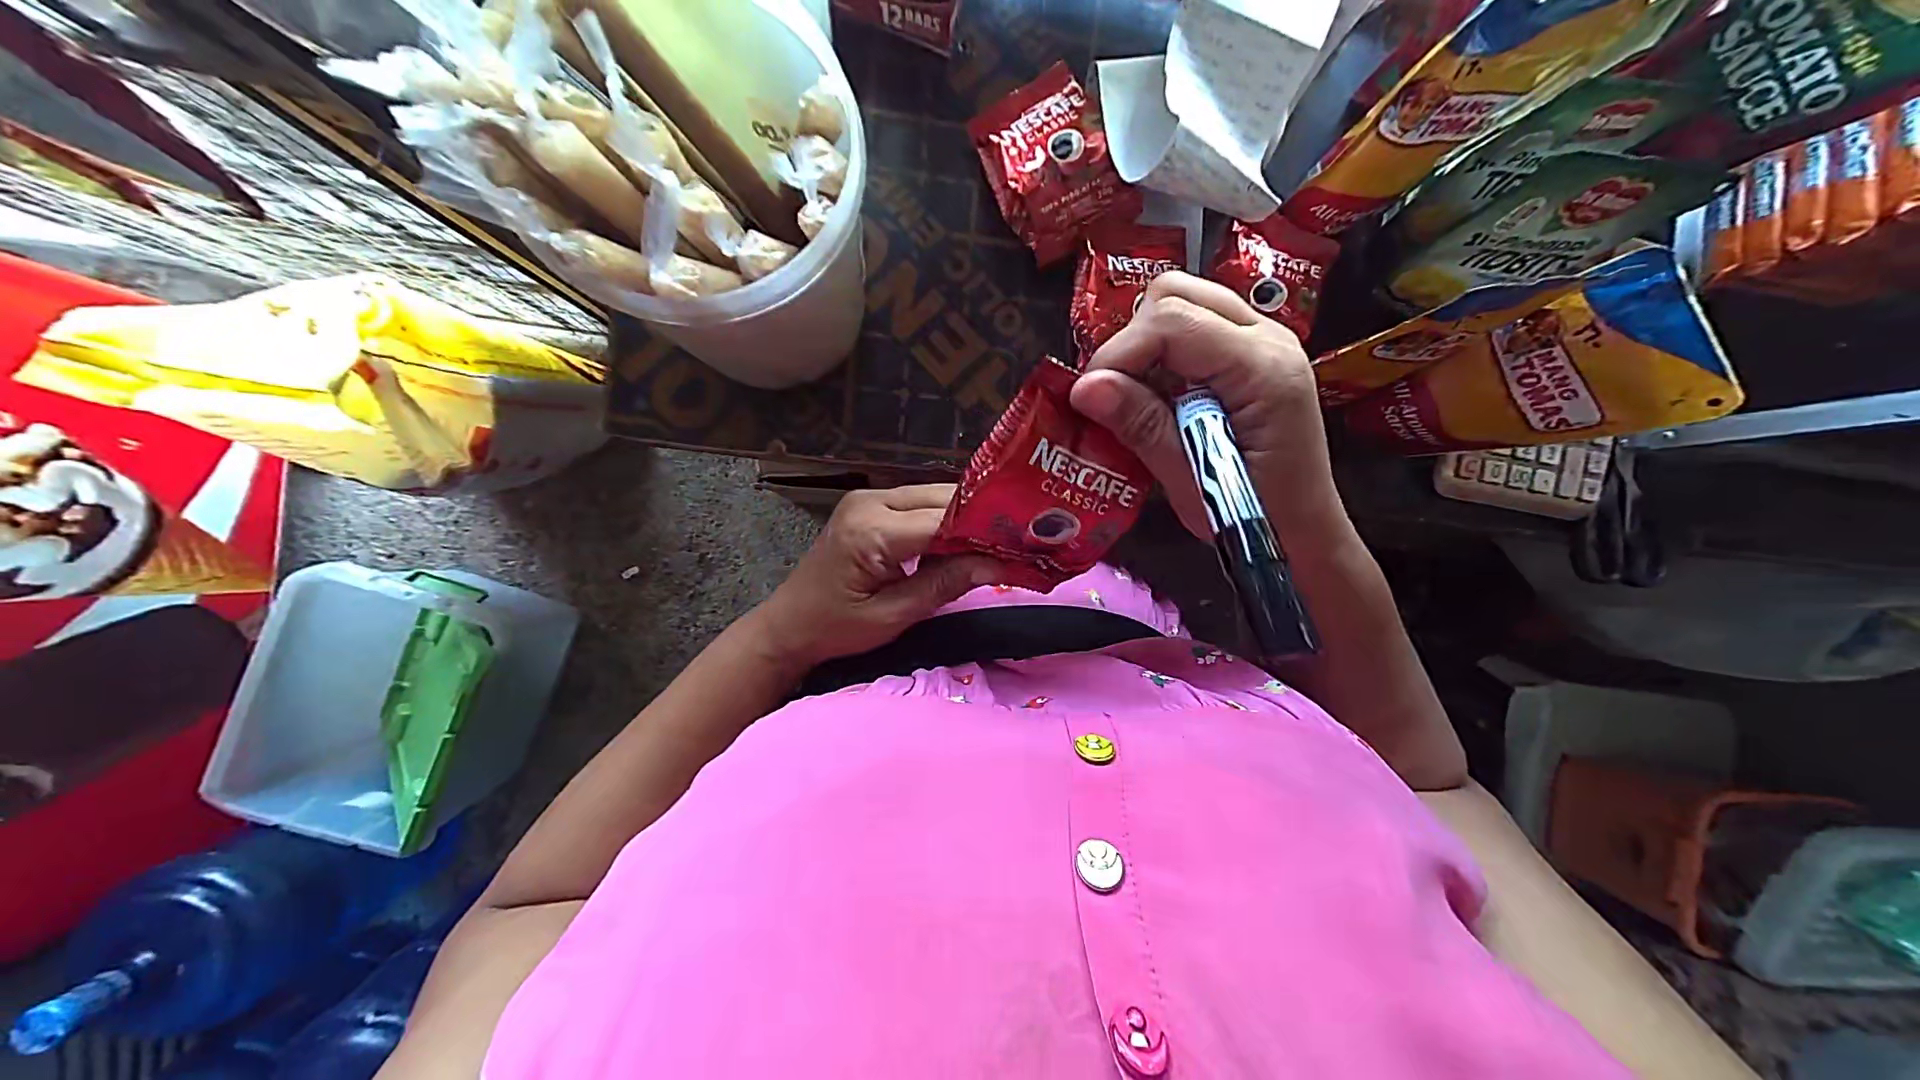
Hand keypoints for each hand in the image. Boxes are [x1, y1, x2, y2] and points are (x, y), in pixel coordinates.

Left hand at [748, 485, 1002, 672]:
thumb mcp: (893, 616)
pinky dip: (944, 521)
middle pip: (942, 498)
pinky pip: (918, 505)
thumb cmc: (835, 628)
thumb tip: (997, 565)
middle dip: (980, 521)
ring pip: (934, 497)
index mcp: (871, 530)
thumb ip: (944, 585)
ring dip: (964, 519)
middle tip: (1018, 544)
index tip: (1022, 545)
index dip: (985, 532)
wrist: (789, 625)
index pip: (943, 520)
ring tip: (998, 544)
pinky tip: (963, 542)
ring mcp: (868, 499)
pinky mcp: (870, 506)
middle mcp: (870, 501)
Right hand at [1071, 272, 1349, 547]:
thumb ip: (1143, 426)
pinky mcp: (1250, 353)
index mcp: (1262, 369)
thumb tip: (1084, 388)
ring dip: (1145, 344)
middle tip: (1113, 393)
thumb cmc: (1256, 518)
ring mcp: (1262, 340)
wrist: (1304, 533)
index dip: (1119, 353)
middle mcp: (1268, 338)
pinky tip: (1158, 396)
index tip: (1088, 397)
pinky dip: (1161, 353)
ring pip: (1183, 301)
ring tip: (1134, 396)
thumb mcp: (1192, 480)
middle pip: (1177, 293)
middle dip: (1131, 339)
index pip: (1172, 321)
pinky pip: (1193, 326)